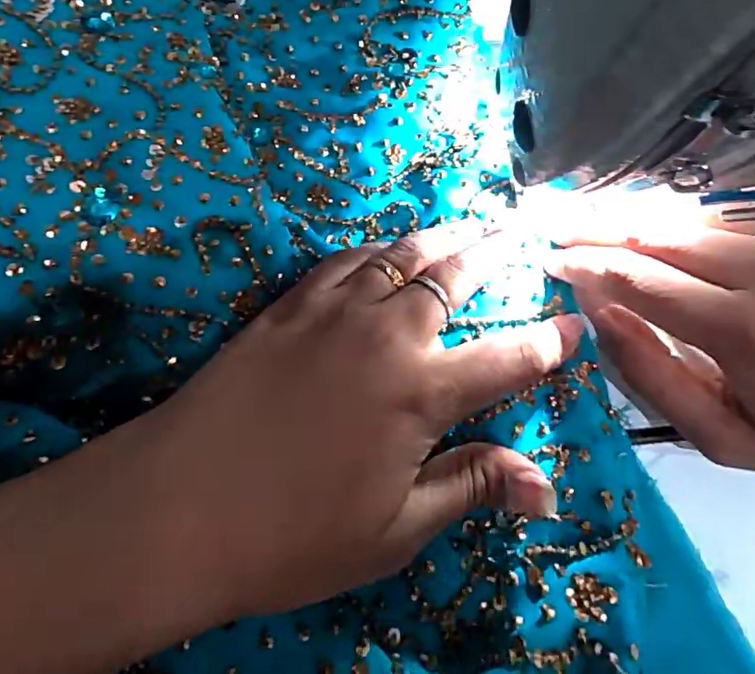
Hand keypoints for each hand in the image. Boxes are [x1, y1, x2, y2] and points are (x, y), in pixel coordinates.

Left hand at [130, 220, 581, 619]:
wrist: (179, 504)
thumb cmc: (294, 533)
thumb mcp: (395, 530)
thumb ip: (471, 488)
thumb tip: (547, 488)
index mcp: (423, 392)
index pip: (509, 358)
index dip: (550, 341)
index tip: (575, 325)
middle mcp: (388, 334)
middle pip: (455, 278)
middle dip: (494, 252)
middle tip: (517, 232)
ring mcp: (337, 309)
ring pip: (404, 254)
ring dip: (442, 235)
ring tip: (467, 221)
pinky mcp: (293, 302)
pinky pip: (348, 258)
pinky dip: (380, 246)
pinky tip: (388, 245)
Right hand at [545, 217, 754, 524]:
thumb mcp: (731, 440)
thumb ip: (654, 377)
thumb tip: (598, 316)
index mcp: (748, 330)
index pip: (638, 279)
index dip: (586, 266)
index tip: (550, 260)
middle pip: (655, 231)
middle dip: (595, 226)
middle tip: (552, 223)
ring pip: (686, 216)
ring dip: (631, 215)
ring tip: (587, 216)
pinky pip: (724, 218)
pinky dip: (678, 221)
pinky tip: (650, 223)